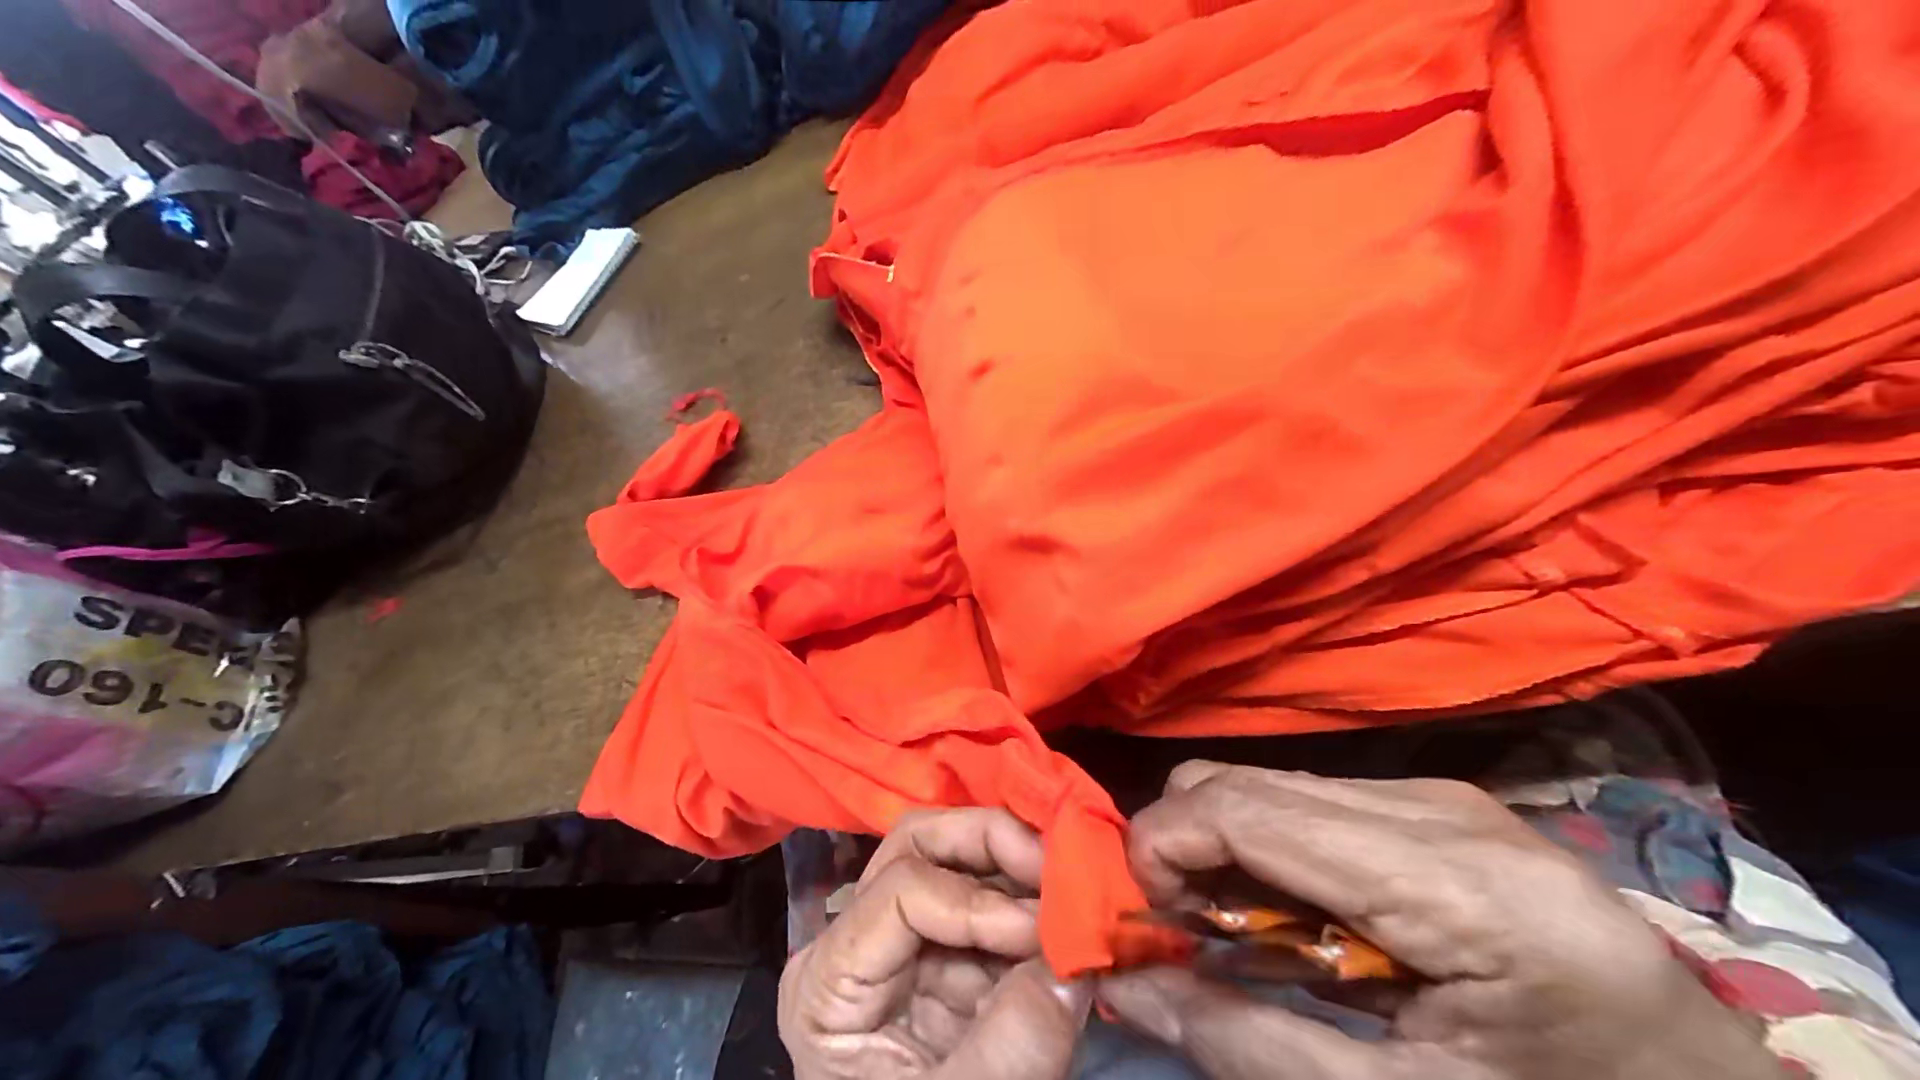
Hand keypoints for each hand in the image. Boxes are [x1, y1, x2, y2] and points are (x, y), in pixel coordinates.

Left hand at [779, 809, 1092, 1079]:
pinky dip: (1028, 903)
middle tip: (1056, 863)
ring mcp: (902, 945)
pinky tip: (1065, 917)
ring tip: (1070, 886)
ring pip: (953, 860)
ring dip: (1015, 864)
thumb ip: (1012, 1045)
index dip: (976, 898)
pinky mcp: (945, 962)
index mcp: (830, 978)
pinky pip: (986, 906)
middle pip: (917, 846)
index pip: (901, 889)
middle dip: (990, 842)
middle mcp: (858, 940)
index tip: (1041, 929)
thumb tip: (1074, 962)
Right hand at [1099, 763, 1788, 1079]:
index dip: (1161, 849)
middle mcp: (1441, 809)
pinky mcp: (1440, 807)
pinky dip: (1272, 852)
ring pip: (1268, 786)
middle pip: (1244, 782)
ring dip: (1226, 853)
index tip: (1142, 922)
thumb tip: (1123, 982)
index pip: (1243, 809)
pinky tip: (1299, 919)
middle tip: (1186, 938)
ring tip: (1243, 937)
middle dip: (1185, 849)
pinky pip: (1310, 804)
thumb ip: (1243, 1042)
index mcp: (1456, 885)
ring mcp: (1443, 798)